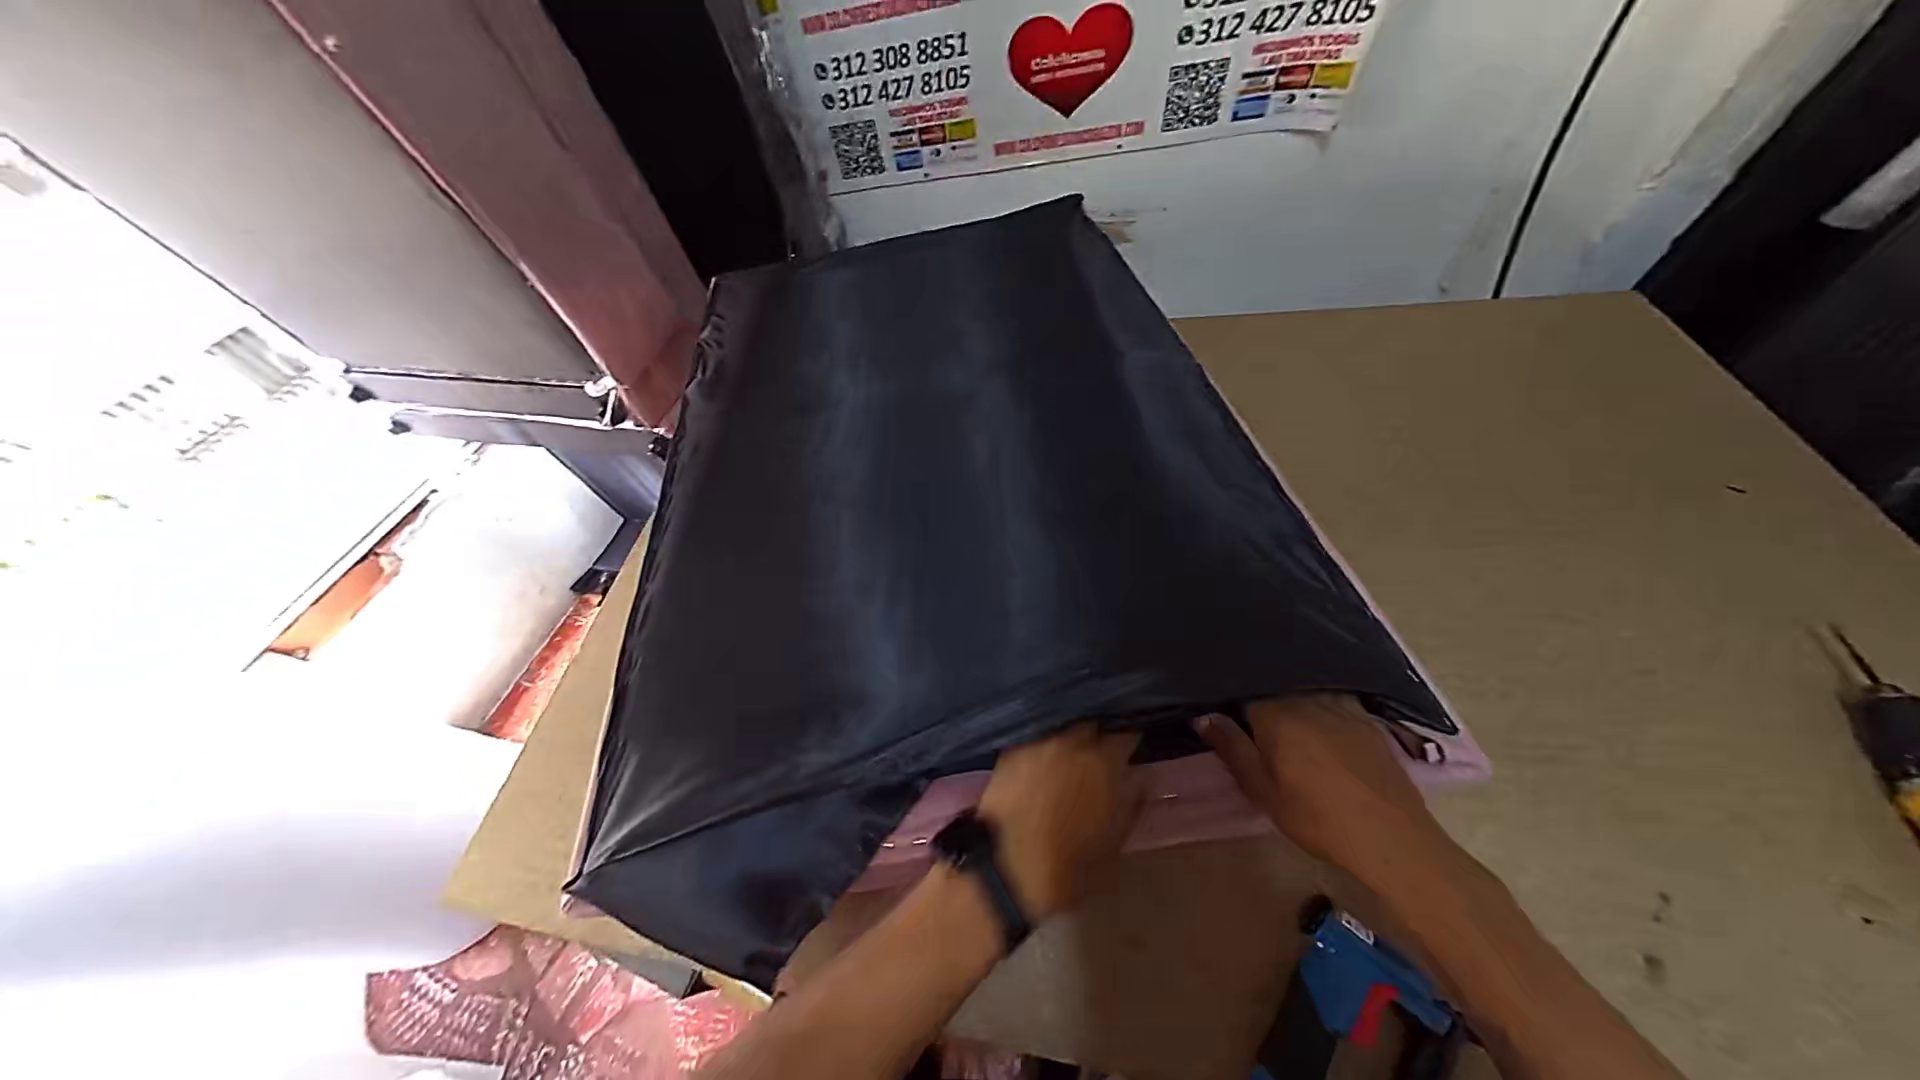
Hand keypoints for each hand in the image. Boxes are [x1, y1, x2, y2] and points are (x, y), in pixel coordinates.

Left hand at [976, 723, 1143, 919]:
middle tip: (1096, 756)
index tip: (1129, 750)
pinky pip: (1034, 742)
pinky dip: (1041, 749)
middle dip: (1096, 738)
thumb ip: (1132, 803)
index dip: (1128, 743)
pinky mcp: (1010, 753)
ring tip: (1067, 759)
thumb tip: (1143, 777)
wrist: (1009, 867)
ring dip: (1067, 742)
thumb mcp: (1114, 840)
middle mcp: (1071, 744)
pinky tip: (1040, 765)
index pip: (1125, 737)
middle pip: (1090, 728)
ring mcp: (1038, 745)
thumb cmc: (1070, 864)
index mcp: (1103, 764)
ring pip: (1060, 732)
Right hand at [1193, 695, 1446, 879]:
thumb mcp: (1262, 790)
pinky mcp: (1366, 719)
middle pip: (1272, 692)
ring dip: (1291, 707)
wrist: (1391, 837)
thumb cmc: (1317, 818)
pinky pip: (1332, 701)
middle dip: (1261, 709)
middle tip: (1259, 738)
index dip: (1233, 712)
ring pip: (1302, 695)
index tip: (1230, 730)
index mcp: (1275, 713)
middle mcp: (1306, 699)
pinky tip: (1321, 732)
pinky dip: (1320, 710)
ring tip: (1289, 735)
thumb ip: (1231, 748)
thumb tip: (1204, 717)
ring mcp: (1340, 705)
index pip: (1241, 697)